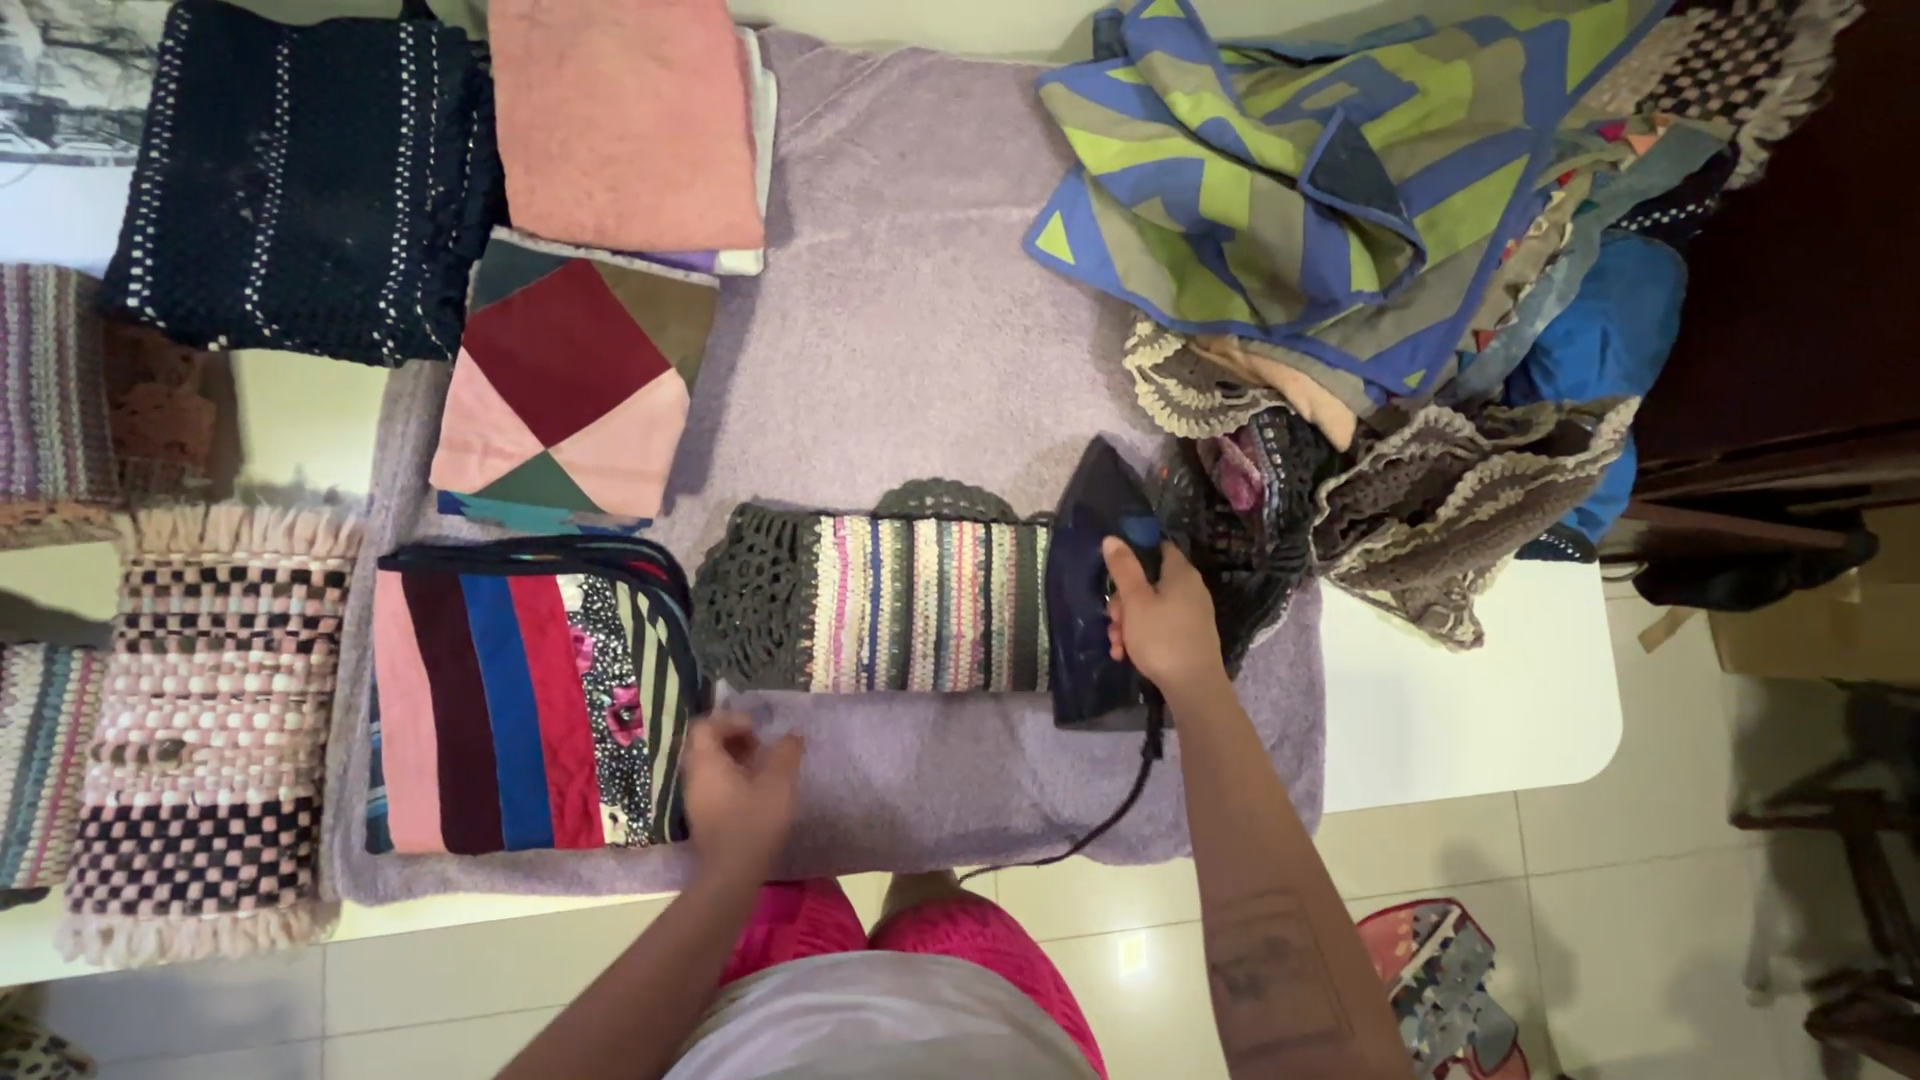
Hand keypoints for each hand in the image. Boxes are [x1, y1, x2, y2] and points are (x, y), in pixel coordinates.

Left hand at [681, 711, 804, 879]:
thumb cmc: (754, 821)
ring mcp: (695, 800)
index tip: (757, 728)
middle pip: (706, 744)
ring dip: (735, 759)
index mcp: (706, 763)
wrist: (732, 875)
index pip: (705, 726)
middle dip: (734, 738)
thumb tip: (792, 735)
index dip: (730, 719)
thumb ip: (786, 752)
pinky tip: (757, 792)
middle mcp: (694, 778)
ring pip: (710, 766)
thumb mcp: (779, 781)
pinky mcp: (703, 818)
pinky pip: (714, 785)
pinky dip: (733, 779)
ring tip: (764, 768)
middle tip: (762, 746)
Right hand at [1103, 538, 1229, 703]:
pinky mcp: (1189, 635)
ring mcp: (1192, 614)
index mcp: (1181, 573)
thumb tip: (1112, 538)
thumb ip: (1123, 568)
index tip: (1115, 574)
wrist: (1193, 686)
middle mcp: (1191, 588)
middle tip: (1114, 619)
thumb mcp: (1135, 601)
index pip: (1158, 548)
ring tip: (1117, 644)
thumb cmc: (1161, 637)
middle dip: (1124, 601)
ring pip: (1150, 608)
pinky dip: (1142, 636)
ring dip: (1128, 623)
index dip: (1135, 556)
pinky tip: (1126, 654)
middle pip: (1149, 582)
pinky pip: (1160, 626)